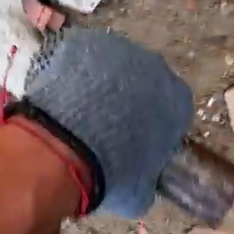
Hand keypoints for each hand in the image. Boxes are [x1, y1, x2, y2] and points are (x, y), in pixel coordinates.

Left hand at [8, 30, 193, 217]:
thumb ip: (147, 177)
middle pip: (143, 79)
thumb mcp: (140, 191)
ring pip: (110, 64)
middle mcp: (152, 65)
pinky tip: (57, 94)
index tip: (137, 139)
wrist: (63, 146)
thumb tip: (141, 180)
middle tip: (104, 125)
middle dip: (127, 99)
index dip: (154, 124)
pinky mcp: (78, 42)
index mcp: (176, 99)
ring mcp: (114, 48)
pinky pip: (78, 57)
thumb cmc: (110, 172)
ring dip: (98, 83)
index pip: (173, 108)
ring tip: (75, 111)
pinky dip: (70, 72)